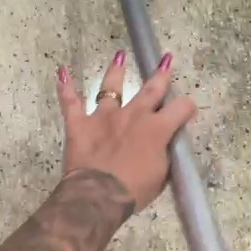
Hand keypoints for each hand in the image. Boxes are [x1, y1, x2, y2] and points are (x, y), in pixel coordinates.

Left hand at [55, 50, 196, 211]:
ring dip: (115, 71)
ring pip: (110, 87)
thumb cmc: (134, 190)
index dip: (187, 108)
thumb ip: (164, 154)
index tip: (188, 110)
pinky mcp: (79, 123)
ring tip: (119, 55)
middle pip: (150, 90)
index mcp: (157, 129)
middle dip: (161, 75)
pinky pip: (70, 102)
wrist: (98, 194)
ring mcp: (104, 117)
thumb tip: (165, 145)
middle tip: (166, 60)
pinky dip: (65, 88)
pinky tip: (62, 73)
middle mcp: (132, 116)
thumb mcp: (161, 175)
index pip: (180, 109)